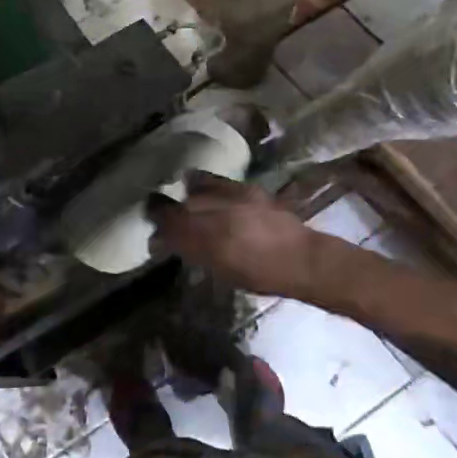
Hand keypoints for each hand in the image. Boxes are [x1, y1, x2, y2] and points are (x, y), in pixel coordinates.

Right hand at [149, 173, 326, 297]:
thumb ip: (195, 253)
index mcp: (211, 242)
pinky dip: (203, 184)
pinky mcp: (246, 188)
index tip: (154, 232)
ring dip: (184, 195)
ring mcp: (233, 199)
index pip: (171, 227)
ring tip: (181, 199)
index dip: (158, 228)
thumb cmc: (263, 276)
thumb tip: (171, 242)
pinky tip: (201, 188)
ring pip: (195, 189)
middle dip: (164, 210)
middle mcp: (218, 216)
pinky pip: (216, 181)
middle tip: (159, 215)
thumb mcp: (223, 272)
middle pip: (179, 207)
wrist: (302, 259)